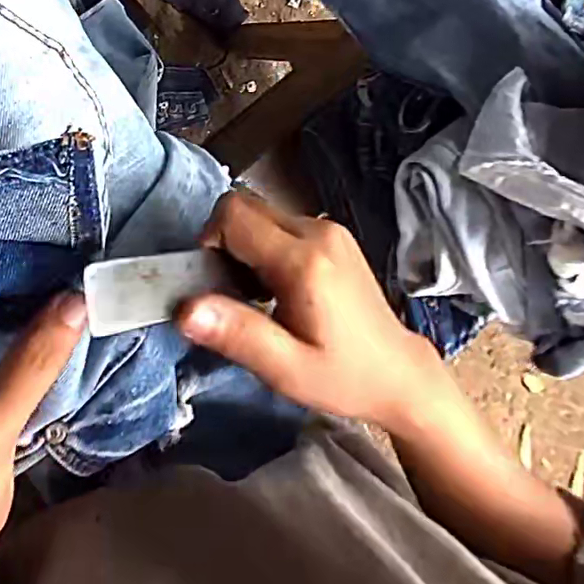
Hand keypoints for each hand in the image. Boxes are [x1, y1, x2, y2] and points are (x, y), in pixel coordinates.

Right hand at [177, 190, 458, 438]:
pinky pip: (281, 223)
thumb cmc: (343, 377)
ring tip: (258, 295)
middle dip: (225, 243)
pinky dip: (265, 247)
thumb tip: (184, 309)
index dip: (210, 243)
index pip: (234, 216)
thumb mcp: (285, 369)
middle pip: (245, 206)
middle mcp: (319, 231)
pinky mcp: (334, 235)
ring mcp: (330, 229)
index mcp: (305, 261)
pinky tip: (277, 287)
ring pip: (261, 213)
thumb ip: (236, 334)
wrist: (399, 372)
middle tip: (234, 292)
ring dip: (245, 246)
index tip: (215, 284)